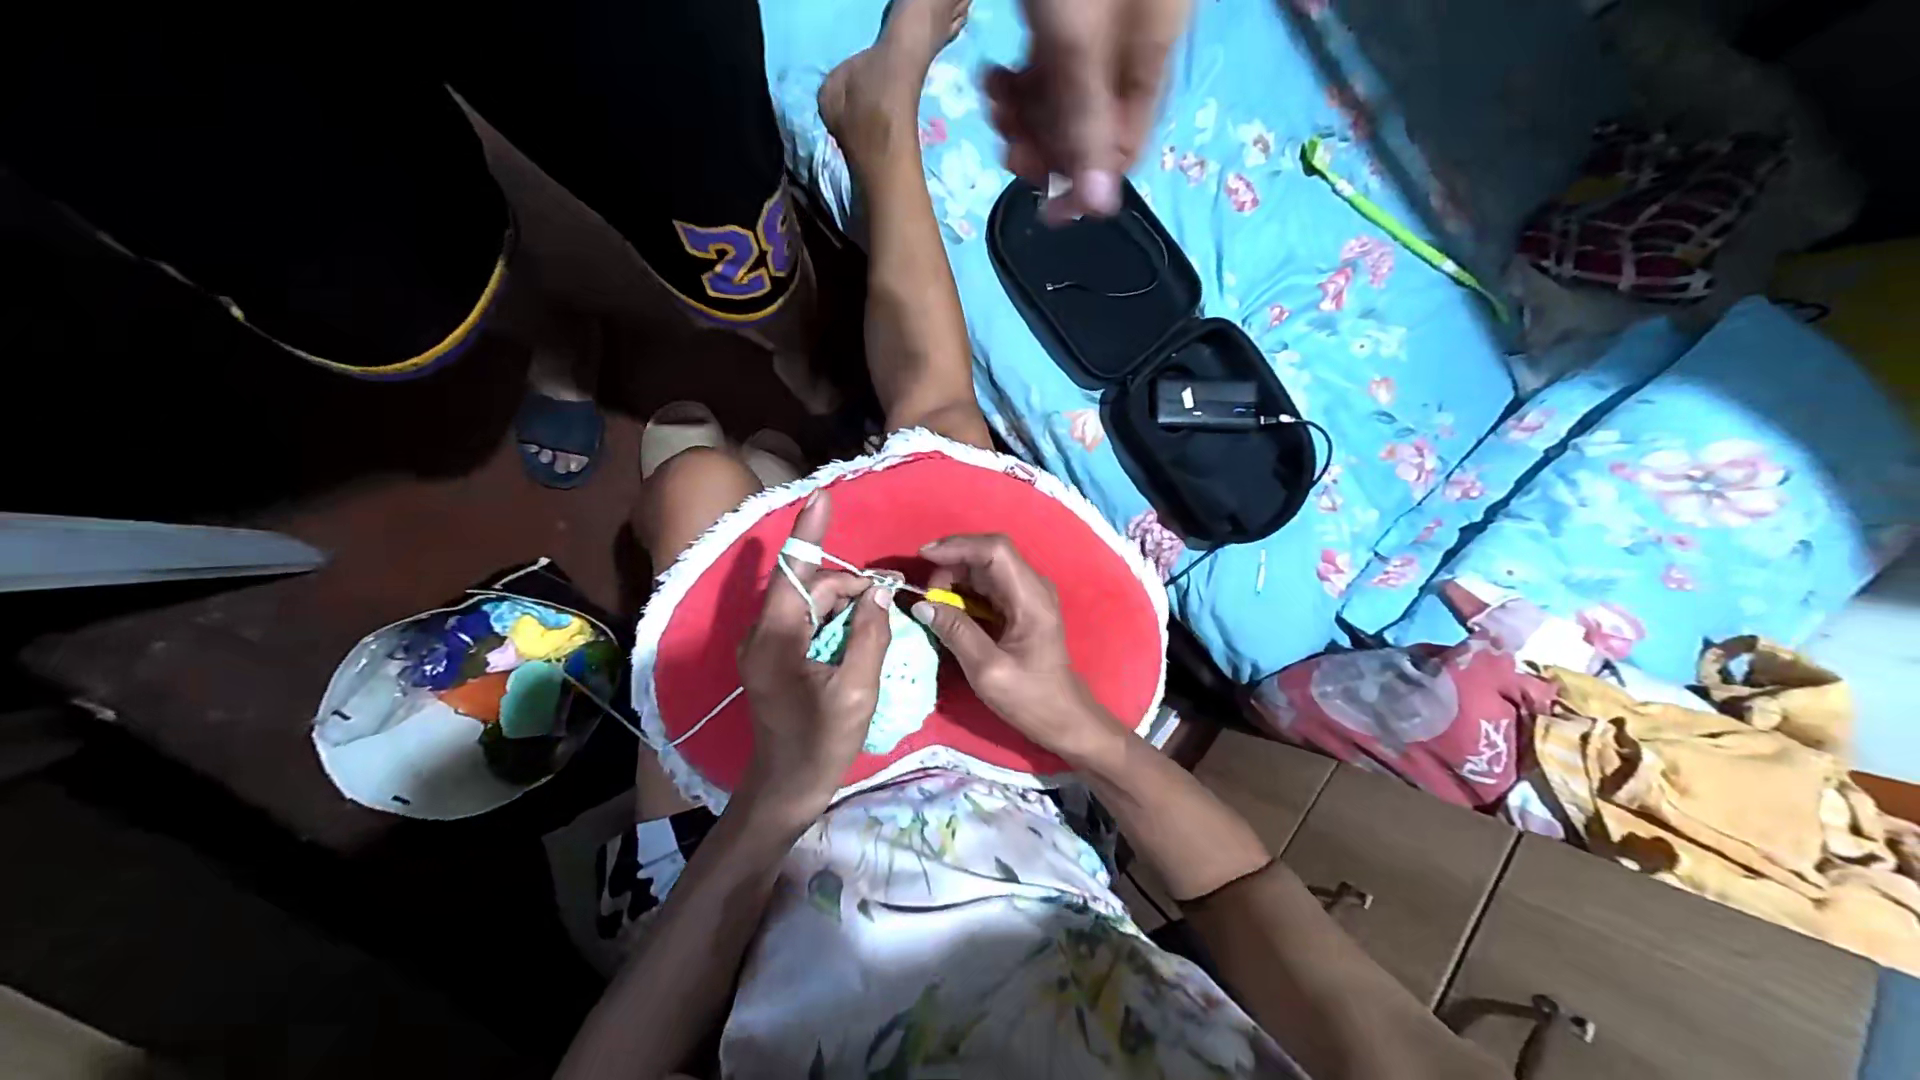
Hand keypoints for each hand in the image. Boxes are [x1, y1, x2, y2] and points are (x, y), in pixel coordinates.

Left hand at [736, 491, 894, 822]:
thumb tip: (880, 592)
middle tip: (892, 595)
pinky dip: (834, 621)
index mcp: (776, 636)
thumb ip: (869, 635)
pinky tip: (861, 632)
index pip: (794, 570)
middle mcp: (763, 633)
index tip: (823, 495)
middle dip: (850, 585)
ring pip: (810, 604)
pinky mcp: (773, 657)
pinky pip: (806, 623)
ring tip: (882, 616)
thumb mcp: (856, 690)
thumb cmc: (820, 743)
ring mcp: (765, 645)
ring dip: (846, 604)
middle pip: (810, 587)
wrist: (785, 787)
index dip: (809, 530)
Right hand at [911, 534, 1121, 759]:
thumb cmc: (1029, 697)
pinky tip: (944, 606)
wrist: (1062, 717)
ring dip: (954, 576)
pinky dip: (962, 589)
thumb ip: (956, 632)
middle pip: (988, 554)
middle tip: (924, 590)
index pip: (995, 550)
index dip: (958, 546)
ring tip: (930, 599)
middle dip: (951, 563)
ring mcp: (1026, 595)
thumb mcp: (987, 670)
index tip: (924, 558)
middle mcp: (1032, 587)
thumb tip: (922, 605)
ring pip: (984, 568)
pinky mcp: (1018, 607)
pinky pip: (986, 585)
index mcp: (1031, 598)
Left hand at [987, 0, 1191, 220]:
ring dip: (1024, 119)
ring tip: (995, 105)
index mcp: (1151, 60)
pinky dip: (1017, 83)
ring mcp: (1099, 35)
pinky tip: (994, 78)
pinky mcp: (1068, 14)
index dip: (1083, 185)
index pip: (1125, 151)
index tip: (1044, 205)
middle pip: (1089, 133)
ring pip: (1061, 105)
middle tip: (1010, 150)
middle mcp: (1130, 54)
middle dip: (1045, 150)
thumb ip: (1088, 121)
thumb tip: (1101, 206)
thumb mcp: (1079, 42)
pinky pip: (1045, 69)